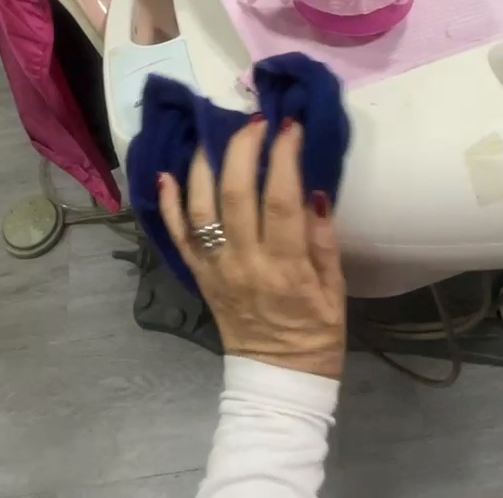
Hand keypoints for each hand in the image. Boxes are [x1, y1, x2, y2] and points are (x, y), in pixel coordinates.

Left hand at [156, 121, 347, 378]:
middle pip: (234, 193)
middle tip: (255, 122)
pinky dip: (167, 202)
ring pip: (199, 207)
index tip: (289, 126)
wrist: (276, 380)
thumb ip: (324, 240)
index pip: (280, 199)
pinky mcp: (196, 274)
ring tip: (215, 134)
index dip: (283, 157)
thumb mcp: (336, 291)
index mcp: (284, 268)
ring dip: (203, 164)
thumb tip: (313, 191)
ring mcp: (214, 268)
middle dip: (242, 148)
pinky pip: (176, 234)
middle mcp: (243, 262)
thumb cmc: (315, 333)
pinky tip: (166, 172)